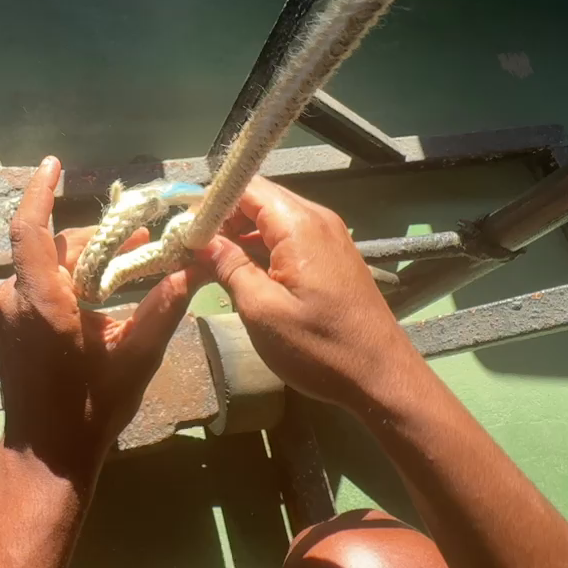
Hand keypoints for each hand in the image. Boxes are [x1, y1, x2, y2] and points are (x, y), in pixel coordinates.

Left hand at [0, 157, 195, 483]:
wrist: (45, 455)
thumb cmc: (88, 409)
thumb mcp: (134, 359)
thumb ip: (162, 310)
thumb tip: (191, 271)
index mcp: (41, 301)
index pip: (32, 230)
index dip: (41, 192)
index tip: (54, 163)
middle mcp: (16, 298)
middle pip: (55, 246)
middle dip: (100, 239)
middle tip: (145, 238)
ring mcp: (10, 310)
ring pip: (50, 264)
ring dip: (89, 259)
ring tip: (134, 261)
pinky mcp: (13, 322)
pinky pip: (41, 282)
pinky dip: (73, 277)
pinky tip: (106, 288)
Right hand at [195, 176, 417, 405]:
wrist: (382, 380)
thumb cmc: (320, 347)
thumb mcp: (262, 310)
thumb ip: (228, 266)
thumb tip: (200, 241)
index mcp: (299, 225)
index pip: (246, 187)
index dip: (211, 202)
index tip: (185, 228)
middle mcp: (317, 219)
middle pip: (259, 197)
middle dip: (223, 216)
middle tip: (193, 245)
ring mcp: (328, 236)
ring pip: (272, 216)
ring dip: (240, 231)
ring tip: (210, 257)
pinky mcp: (332, 254)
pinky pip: (288, 234)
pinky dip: (261, 243)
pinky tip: (242, 267)